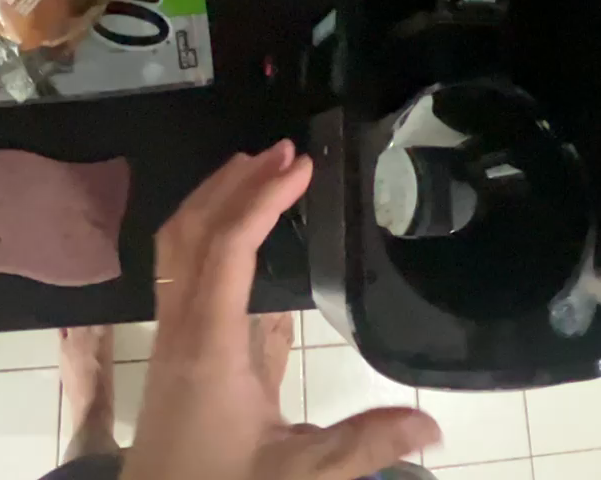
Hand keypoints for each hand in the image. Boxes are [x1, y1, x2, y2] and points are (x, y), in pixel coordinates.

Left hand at [123, 140, 440, 479]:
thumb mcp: (297, 476)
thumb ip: (362, 444)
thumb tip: (432, 425)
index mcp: (209, 343)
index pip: (230, 247)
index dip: (264, 198)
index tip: (302, 166)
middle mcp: (180, 324)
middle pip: (197, 228)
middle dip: (239, 181)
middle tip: (285, 153)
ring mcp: (168, 331)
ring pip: (178, 241)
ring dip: (214, 196)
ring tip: (253, 167)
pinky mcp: (169, 342)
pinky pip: (176, 264)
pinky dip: (201, 226)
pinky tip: (231, 228)